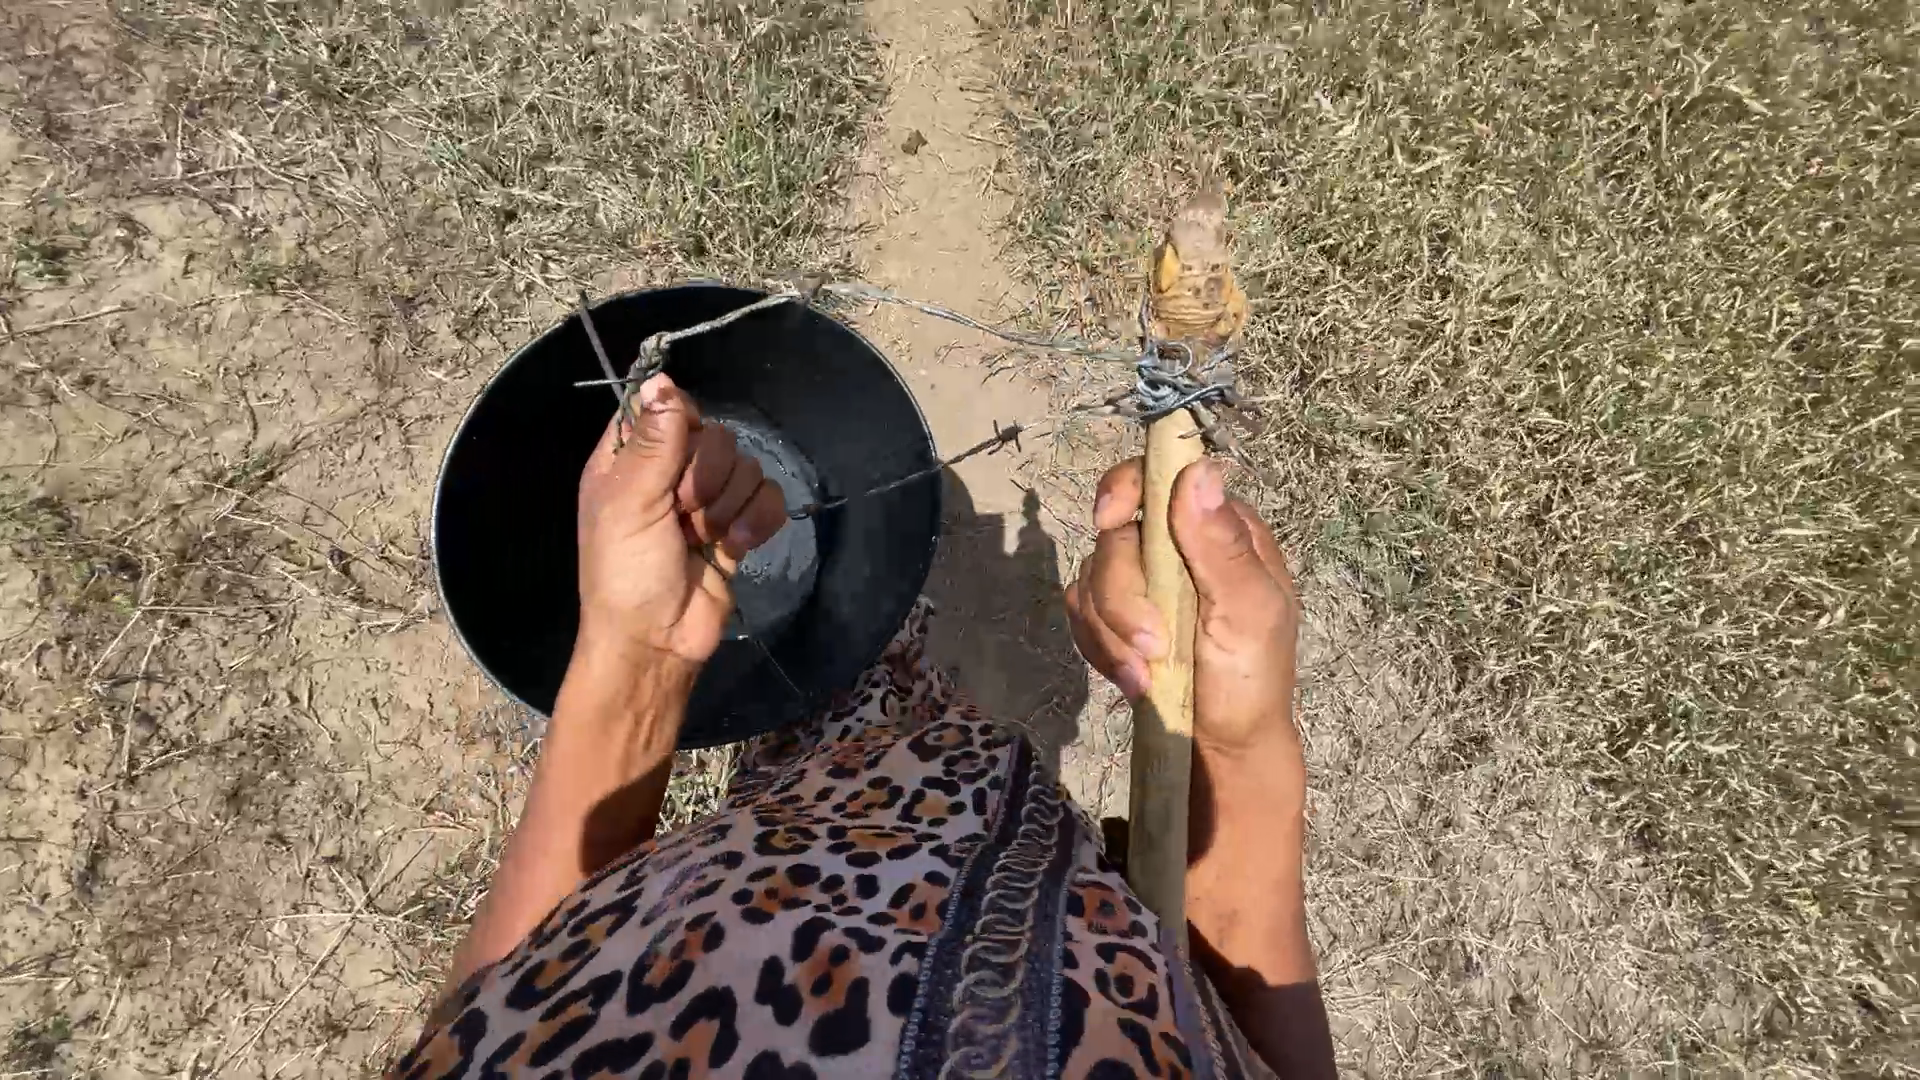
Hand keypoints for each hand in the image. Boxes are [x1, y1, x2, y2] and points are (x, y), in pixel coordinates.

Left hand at [575, 374, 787, 671]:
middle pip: (718, 437)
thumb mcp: (629, 505)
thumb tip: (661, 377)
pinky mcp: (739, 528)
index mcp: (630, 461)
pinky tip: (738, 544)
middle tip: (683, 510)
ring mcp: (709, 503)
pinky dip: (760, 521)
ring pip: (747, 468)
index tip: (678, 450)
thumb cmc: (625, 573)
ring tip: (706, 537)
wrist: (658, 641)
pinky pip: (769, 499)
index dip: (680, 423)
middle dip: (708, 477)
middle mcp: (671, 474)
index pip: (666, 408)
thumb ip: (653, 442)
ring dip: (731, 505)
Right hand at [1064, 457, 1299, 763]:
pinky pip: (1078, 611)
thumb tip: (1197, 469)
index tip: (1108, 520)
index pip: (1160, 479)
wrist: (1221, 747)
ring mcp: (1139, 581)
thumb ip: (1222, 546)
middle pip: (1114, 536)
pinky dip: (1098, 646)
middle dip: (1122, 598)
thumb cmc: (1251, 678)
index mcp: (1216, 530)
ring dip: (1111, 632)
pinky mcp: (1111, 615)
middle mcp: (1172, 546)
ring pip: (1090, 577)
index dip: (1124, 487)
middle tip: (1152, 648)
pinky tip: (1131, 676)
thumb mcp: (1250, 613)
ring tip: (1145, 675)